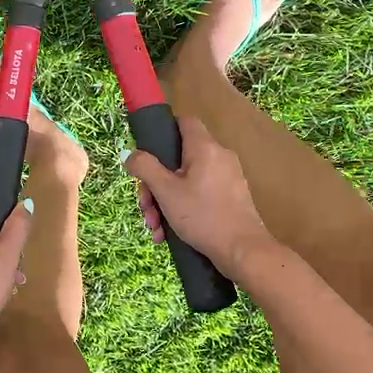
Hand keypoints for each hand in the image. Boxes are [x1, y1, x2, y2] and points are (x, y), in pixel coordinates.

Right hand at [122, 115, 274, 266]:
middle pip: (179, 158)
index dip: (164, 131)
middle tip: (146, 205)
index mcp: (205, 148)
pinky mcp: (231, 197)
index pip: (185, 122)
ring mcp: (227, 178)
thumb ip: (145, 167)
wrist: (242, 250)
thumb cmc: (202, 215)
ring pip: (186, 180)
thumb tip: (130, 154)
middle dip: (155, 183)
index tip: (147, 152)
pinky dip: (182, 208)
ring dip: (164, 201)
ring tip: (155, 226)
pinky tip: (168, 233)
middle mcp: (219, 157)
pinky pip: (199, 194)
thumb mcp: (165, 192)